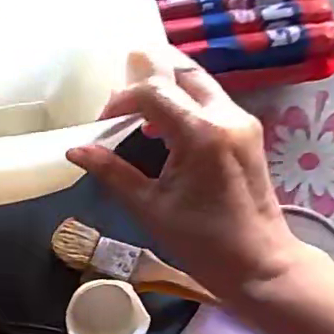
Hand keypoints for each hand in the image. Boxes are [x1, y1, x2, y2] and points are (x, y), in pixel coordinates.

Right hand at [66, 46, 311, 301]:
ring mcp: (242, 122)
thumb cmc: (199, 239)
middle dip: (146, 75)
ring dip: (165, 88)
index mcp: (201, 134)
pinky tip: (160, 128)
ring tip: (133, 109)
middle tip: (116, 91)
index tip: (100, 126)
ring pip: (200, 83)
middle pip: (184, 73)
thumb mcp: (148, 206)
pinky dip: (181, 103)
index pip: (153, 92)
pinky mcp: (246, 133)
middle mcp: (227, 117)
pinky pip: (210, 102)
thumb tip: (75, 150)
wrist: (258, 261)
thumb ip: (112, 172)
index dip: (120, 101)